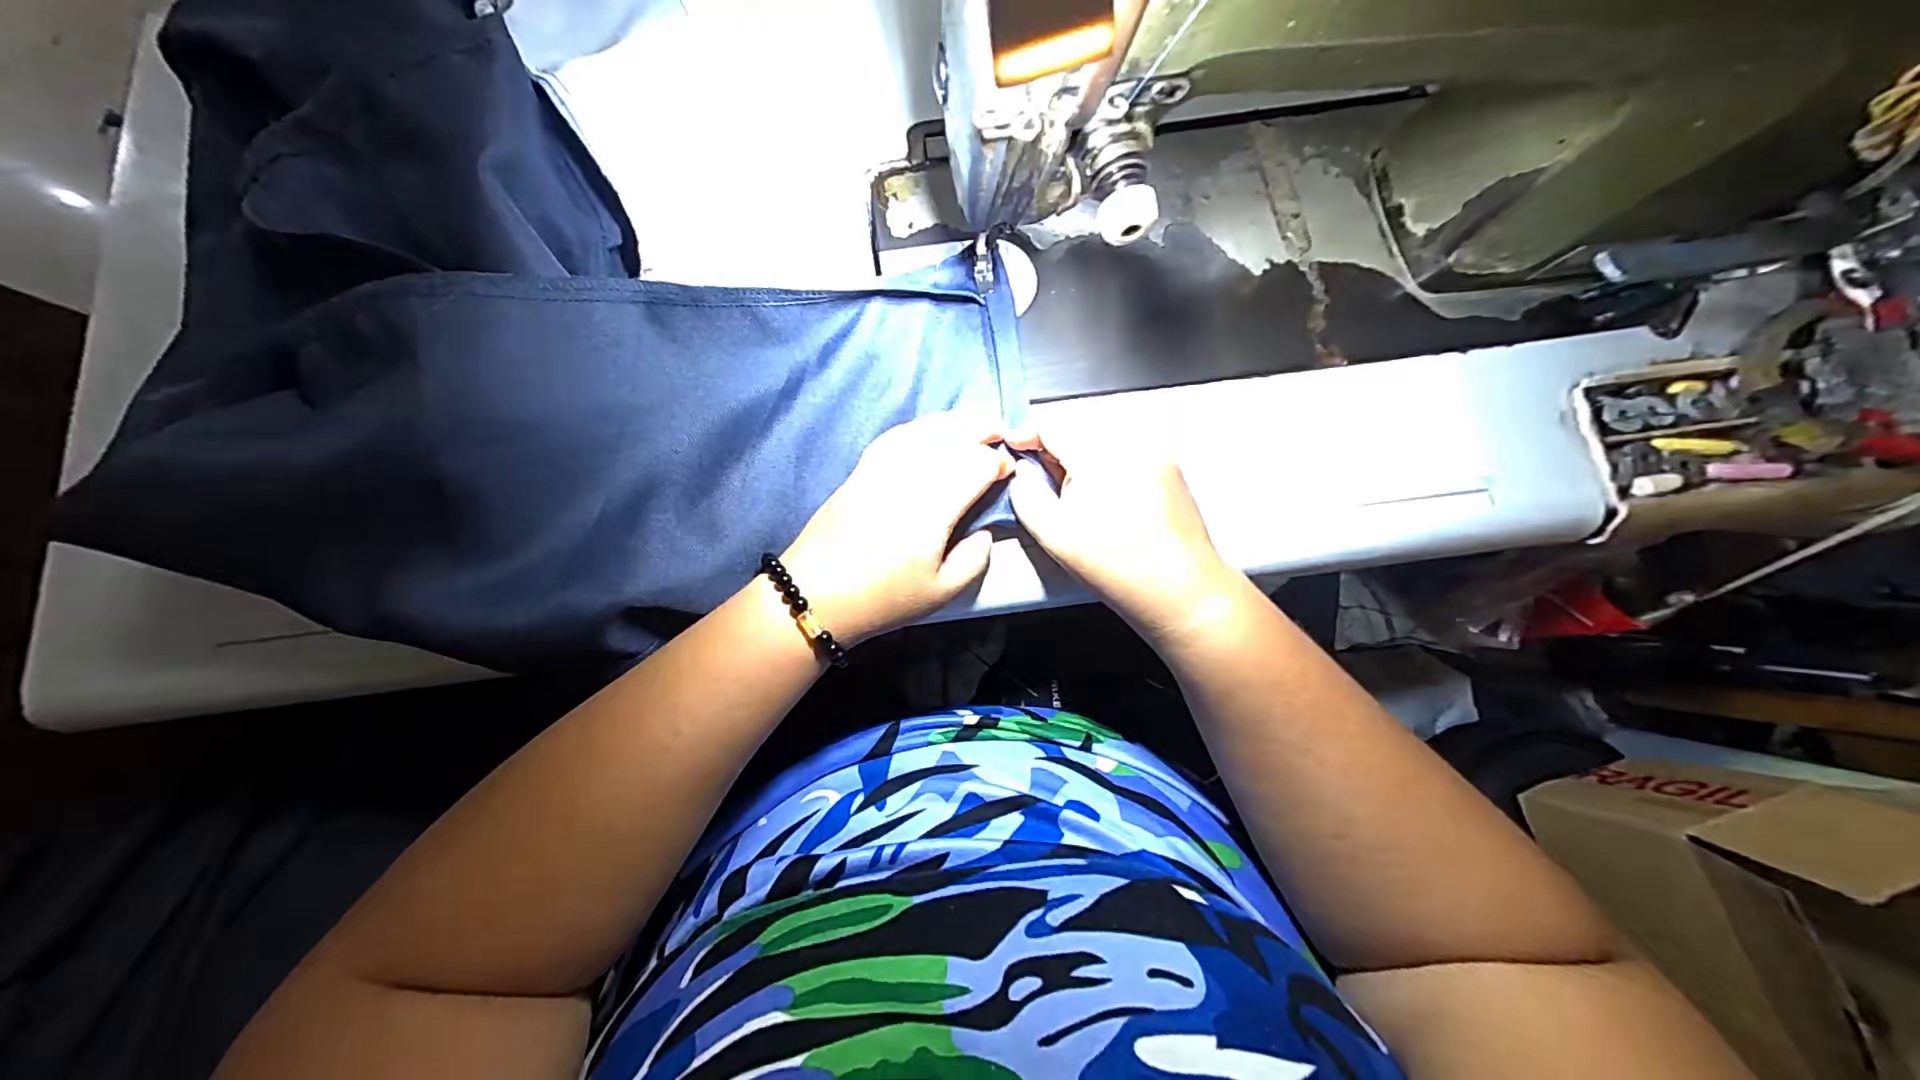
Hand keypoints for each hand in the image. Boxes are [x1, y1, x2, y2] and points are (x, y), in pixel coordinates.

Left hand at [779, 410, 1012, 645]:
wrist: (817, 592)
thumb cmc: (883, 596)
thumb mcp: (943, 591)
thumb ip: (975, 558)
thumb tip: (985, 530)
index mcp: (935, 503)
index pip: (978, 463)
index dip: (1000, 463)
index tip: (1008, 473)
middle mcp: (910, 473)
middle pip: (954, 434)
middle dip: (983, 428)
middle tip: (1002, 432)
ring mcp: (882, 465)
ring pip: (926, 427)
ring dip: (955, 422)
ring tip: (975, 423)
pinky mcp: (863, 467)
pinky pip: (898, 434)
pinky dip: (921, 426)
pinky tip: (931, 430)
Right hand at [1007, 423, 1244, 644]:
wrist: (1180, 590)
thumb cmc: (1120, 568)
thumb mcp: (1053, 534)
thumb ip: (1025, 494)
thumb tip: (1021, 472)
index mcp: (1100, 454)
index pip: (1052, 425)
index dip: (1026, 435)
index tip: (1014, 448)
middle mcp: (1132, 444)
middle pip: (1078, 430)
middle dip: (1055, 451)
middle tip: (1044, 485)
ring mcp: (1156, 454)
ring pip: (1102, 443)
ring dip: (1082, 461)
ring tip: (1079, 503)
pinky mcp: (1169, 470)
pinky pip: (1126, 457)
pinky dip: (1108, 470)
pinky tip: (1108, 506)